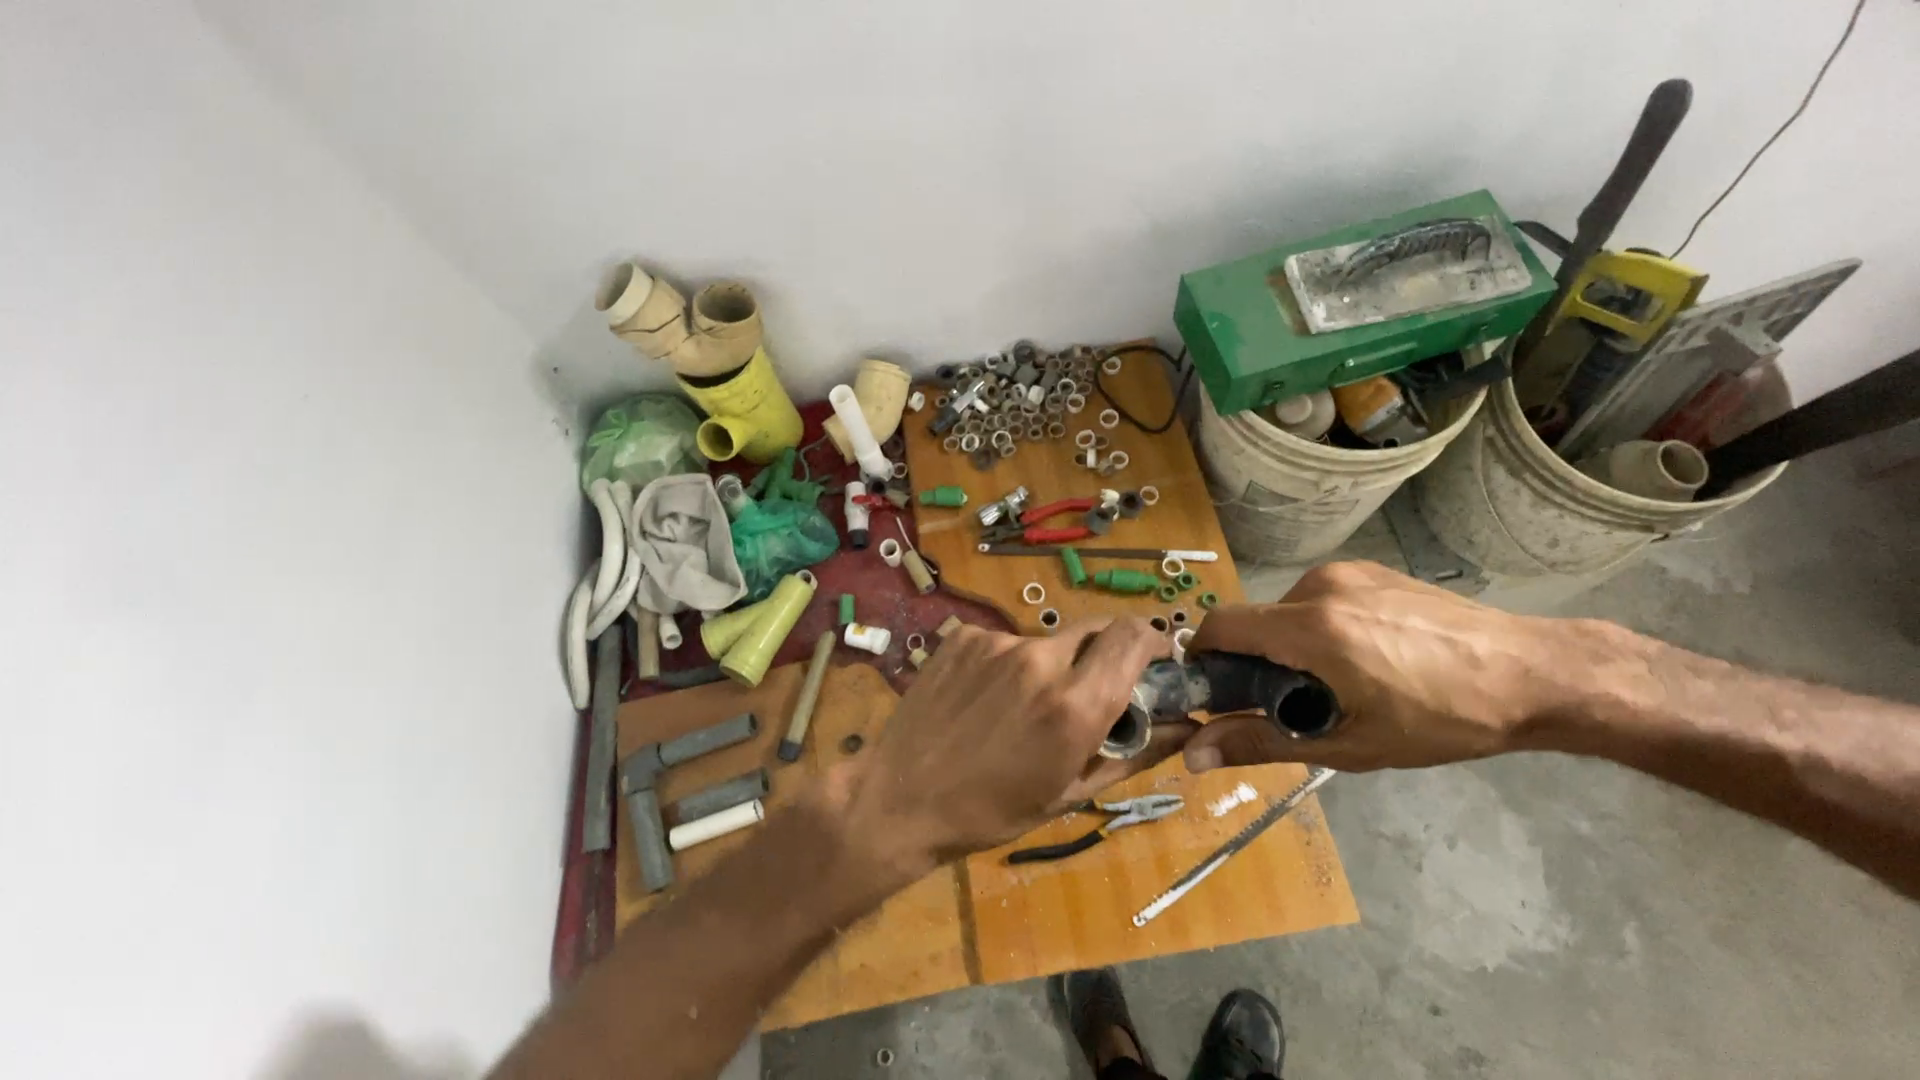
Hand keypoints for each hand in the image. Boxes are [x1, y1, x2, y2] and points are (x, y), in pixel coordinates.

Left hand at [840, 618, 1175, 868]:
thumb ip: (1134, 752)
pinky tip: (985, 699)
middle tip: (1091, 689)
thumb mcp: (1070, 793)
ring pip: (1047, 640)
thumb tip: (1186, 727)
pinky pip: (1004, 641)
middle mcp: (1040, 660)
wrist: (899, 798)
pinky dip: (1009, 663)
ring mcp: (996, 643)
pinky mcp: (962, 636)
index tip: (1153, 660)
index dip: (1152, 641)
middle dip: (1105, 653)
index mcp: (1075, 703)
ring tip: (1022, 707)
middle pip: (1095, 629)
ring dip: (1053, 664)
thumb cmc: (992, 810)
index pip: (1134, 635)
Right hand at [1183, 561, 1575, 772]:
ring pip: (1285, 611)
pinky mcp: (1373, 570)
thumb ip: (1263, 742)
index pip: (1219, 626)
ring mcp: (1349, 572)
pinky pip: (1319, 598)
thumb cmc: (1443, 719)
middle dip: (1254, 662)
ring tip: (1339, 683)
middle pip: (1254, 622)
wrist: (1535, 673)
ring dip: (1289, 646)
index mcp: (1310, 628)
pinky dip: (1319, 628)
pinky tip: (1366, 657)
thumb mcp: (1350, 744)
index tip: (1215, 695)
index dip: (1203, 660)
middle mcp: (1320, 586)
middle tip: (1291, 705)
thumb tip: (1193, 754)